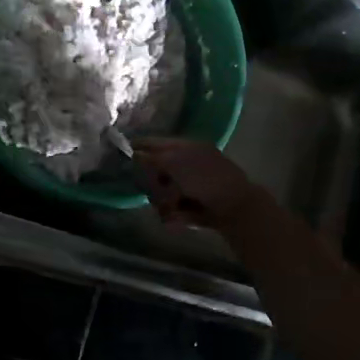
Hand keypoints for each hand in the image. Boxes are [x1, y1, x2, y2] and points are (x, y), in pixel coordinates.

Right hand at [133, 138, 264, 229]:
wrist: (233, 207)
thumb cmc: (205, 178)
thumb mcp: (176, 162)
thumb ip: (153, 158)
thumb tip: (135, 153)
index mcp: (185, 148)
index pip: (157, 143)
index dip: (141, 146)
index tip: (126, 151)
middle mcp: (185, 166)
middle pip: (154, 172)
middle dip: (154, 182)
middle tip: (160, 186)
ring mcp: (187, 188)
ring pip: (160, 194)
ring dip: (163, 200)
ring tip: (174, 205)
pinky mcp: (189, 208)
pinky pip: (170, 212)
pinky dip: (173, 216)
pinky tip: (181, 215)